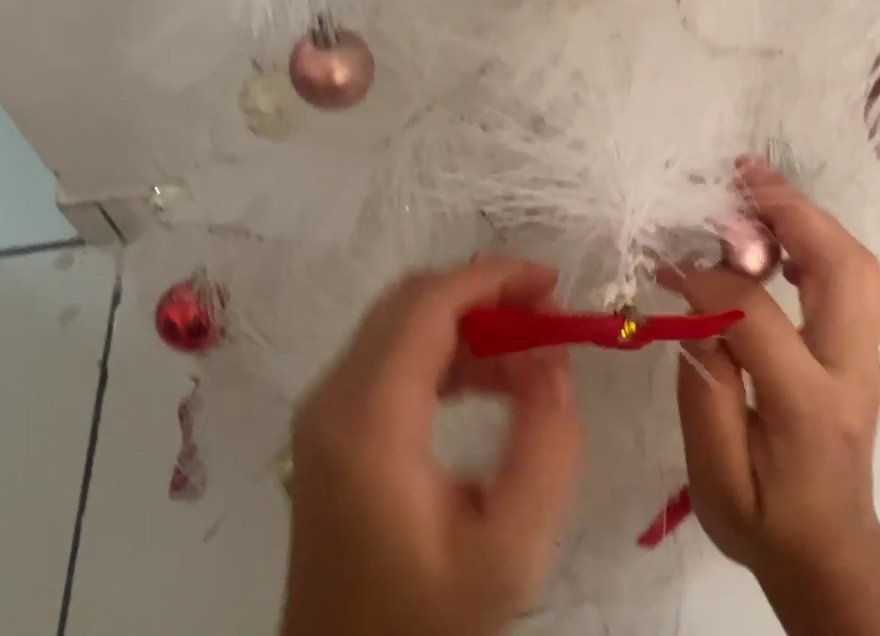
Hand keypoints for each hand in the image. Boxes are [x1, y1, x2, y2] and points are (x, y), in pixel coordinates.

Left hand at [281, 258, 583, 635]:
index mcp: (368, 420)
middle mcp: (332, 398)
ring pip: (399, 325)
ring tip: (535, 353)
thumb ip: (547, 447)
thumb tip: (554, 363)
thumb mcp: (511, 549)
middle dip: (485, 293)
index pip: (428, 306)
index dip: (493, 277)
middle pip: (410, 303)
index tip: (554, 282)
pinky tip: (494, 383)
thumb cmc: (427, 617)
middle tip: (551, 315)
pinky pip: (390, 359)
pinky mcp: (332, 427)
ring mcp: (325, 410)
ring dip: (469, 322)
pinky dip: (446, 352)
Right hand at [666, 157, 879, 584]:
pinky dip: (819, 239)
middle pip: (840, 269)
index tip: (669, 261)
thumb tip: (697, 305)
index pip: (759, 317)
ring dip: (810, 217)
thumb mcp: (714, 473)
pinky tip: (780, 226)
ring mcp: (868, 357)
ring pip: (857, 265)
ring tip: (759, 186)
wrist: (829, 551)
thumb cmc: (762, 521)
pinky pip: (852, 278)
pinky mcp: (864, 350)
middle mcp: (852, 369)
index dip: (709, 281)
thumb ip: (704, 385)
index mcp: (808, 406)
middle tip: (744, 175)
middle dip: (792, 212)